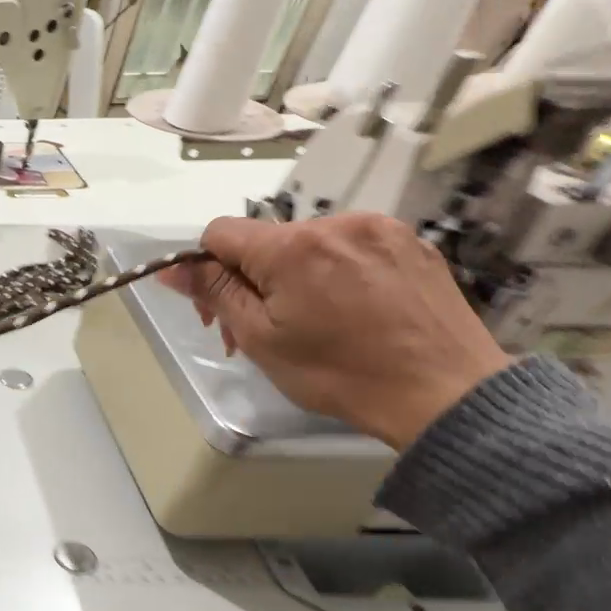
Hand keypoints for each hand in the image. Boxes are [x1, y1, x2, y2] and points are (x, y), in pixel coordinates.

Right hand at [159, 213, 513, 448]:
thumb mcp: (259, 339)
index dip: (206, 268)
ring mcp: (381, 229)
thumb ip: (216, 294)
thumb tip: (171, 268)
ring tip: (308, 325)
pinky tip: (349, 313)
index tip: (215, 310)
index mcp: (292, 247)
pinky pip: (352, 249)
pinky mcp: (412, 243)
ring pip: (310, 245)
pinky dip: (335, 274)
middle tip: (256, 332)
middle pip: (267, 240)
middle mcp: (337, 223)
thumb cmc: (335, 372)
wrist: (438, 388)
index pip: (221, 232)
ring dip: (293, 278)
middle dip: (251, 280)